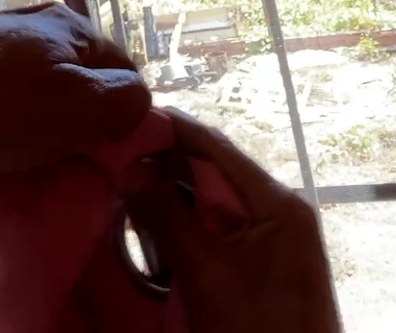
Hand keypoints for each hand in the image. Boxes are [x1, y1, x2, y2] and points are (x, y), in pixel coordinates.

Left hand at [0, 3, 150, 180]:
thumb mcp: (81, 104)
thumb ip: (125, 102)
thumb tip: (137, 102)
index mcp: (71, 28)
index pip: (125, 73)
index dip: (125, 117)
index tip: (109, 158)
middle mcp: (35, 30)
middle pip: (80, 87)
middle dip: (80, 129)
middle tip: (69, 168)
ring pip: (39, 102)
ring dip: (40, 137)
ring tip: (28, 169)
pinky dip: (2, 135)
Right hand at [125, 111, 339, 331]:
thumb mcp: (208, 276)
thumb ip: (169, 218)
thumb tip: (130, 171)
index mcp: (278, 203)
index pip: (216, 147)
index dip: (172, 130)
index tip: (128, 119)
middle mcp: (279, 212)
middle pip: (213, 174)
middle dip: (165, 169)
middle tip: (116, 163)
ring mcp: (273, 243)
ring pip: (212, 206)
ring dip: (171, 202)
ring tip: (127, 195)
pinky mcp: (264, 270)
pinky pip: (218, 235)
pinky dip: (186, 233)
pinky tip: (154, 236)